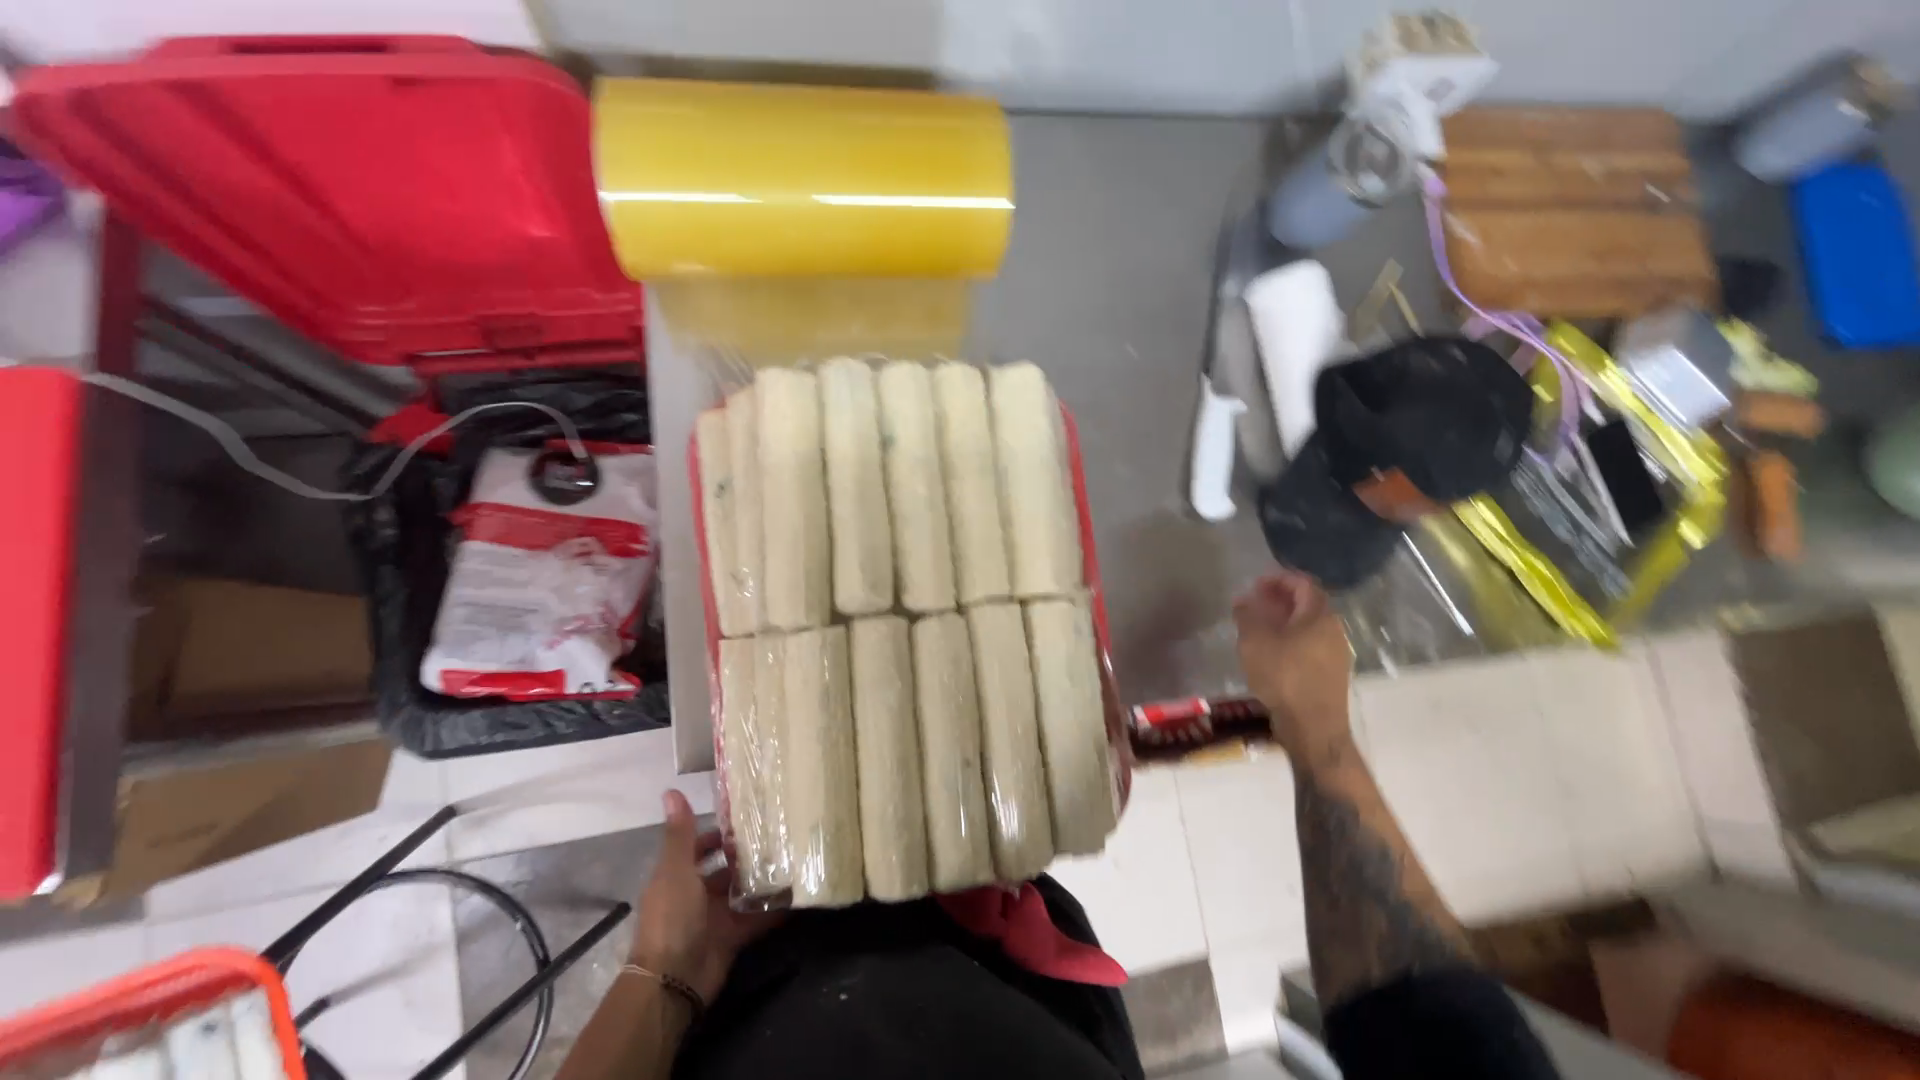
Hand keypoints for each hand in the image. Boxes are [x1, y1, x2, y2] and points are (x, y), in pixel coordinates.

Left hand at [630, 790, 782, 1003]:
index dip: (718, 834)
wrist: (673, 981)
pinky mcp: (732, 939)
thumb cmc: (672, 918)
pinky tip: (798, 894)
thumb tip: (670, 791)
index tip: (749, 818)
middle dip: (745, 855)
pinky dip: (774, 910)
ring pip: (741, 894)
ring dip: (761, 880)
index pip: (698, 848)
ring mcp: (714, 918)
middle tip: (779, 835)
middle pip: (722, 870)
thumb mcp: (675, 871)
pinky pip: (756, 920)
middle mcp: (694, 895)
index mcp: (677, 877)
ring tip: (793, 858)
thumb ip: (679, 835)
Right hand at [1232, 570, 1354, 763]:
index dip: (1279, 579)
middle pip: (1308, 604)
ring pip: (1309, 626)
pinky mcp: (1331, 674)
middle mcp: (1333, 629)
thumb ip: (1248, 615)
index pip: (1303, 583)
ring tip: (1258, 628)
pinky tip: (1271, 652)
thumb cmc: (1283, 677)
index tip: (1256, 583)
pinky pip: (1310, 645)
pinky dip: (1291, 640)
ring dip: (1285, 621)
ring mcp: (1336, 653)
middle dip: (1280, 599)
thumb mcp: (1255, 642)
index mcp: (1319, 616)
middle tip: (1255, 602)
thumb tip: (1244, 600)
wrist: (1312, 728)